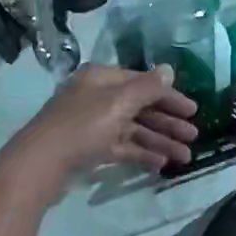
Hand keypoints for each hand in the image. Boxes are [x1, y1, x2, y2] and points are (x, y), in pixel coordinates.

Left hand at [5, 64, 198, 177]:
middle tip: (194, 136)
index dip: (170, 96)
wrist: (41, 162)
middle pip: (140, 107)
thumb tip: (168, 70)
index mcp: (102, 79)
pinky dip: (141, 154)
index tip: (193, 111)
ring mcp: (93, 124)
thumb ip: (146, 88)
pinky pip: (121, 148)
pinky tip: (160, 164)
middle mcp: (97, 98)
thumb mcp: (117, 103)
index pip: (143, 83)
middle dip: (168, 122)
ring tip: (185, 157)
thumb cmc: (81, 127)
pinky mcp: (89, 149)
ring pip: (133, 130)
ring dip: (159, 141)